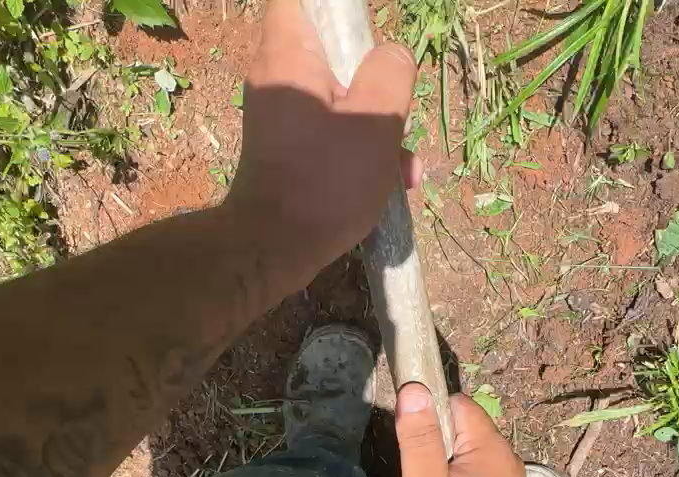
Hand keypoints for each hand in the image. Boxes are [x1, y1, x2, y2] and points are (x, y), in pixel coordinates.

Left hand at [226, 0, 416, 284]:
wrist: (274, 251)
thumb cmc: (324, 182)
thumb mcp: (376, 121)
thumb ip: (391, 74)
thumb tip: (391, 59)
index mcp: (289, 53)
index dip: (337, 8)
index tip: (364, 28)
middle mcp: (276, 79)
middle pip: (331, 55)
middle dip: (373, 83)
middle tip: (397, 111)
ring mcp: (278, 121)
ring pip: (337, 104)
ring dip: (375, 130)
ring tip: (404, 169)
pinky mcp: (283, 156)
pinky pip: (327, 139)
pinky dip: (356, 155)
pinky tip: (388, 185)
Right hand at [395, 383, 540, 476]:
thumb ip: (419, 440)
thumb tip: (414, 389)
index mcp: (490, 448)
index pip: (457, 404)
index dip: (429, 415)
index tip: (409, 443)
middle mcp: (508, 458)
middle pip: (464, 430)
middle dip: (436, 446)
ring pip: (470, 457)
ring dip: (446, 470)